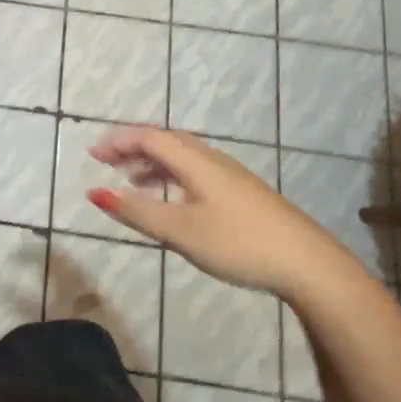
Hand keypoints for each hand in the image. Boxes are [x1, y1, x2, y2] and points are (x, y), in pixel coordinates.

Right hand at [87, 127, 352, 295]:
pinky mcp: (243, 193)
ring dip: (152, 162)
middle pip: (165, 141)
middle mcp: (211, 159)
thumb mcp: (180, 231)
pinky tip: (172, 199)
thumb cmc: (238, 244)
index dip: (118, 141)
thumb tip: (94, 192)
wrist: (308, 264)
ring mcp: (231, 175)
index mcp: (195, 161)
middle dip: (132, 148)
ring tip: (131, 180)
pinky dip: (172, 175)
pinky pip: (195, 170)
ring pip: (182, 156)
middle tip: (106, 162)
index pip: (148, 137)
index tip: (92, 155)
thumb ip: (136, 212)